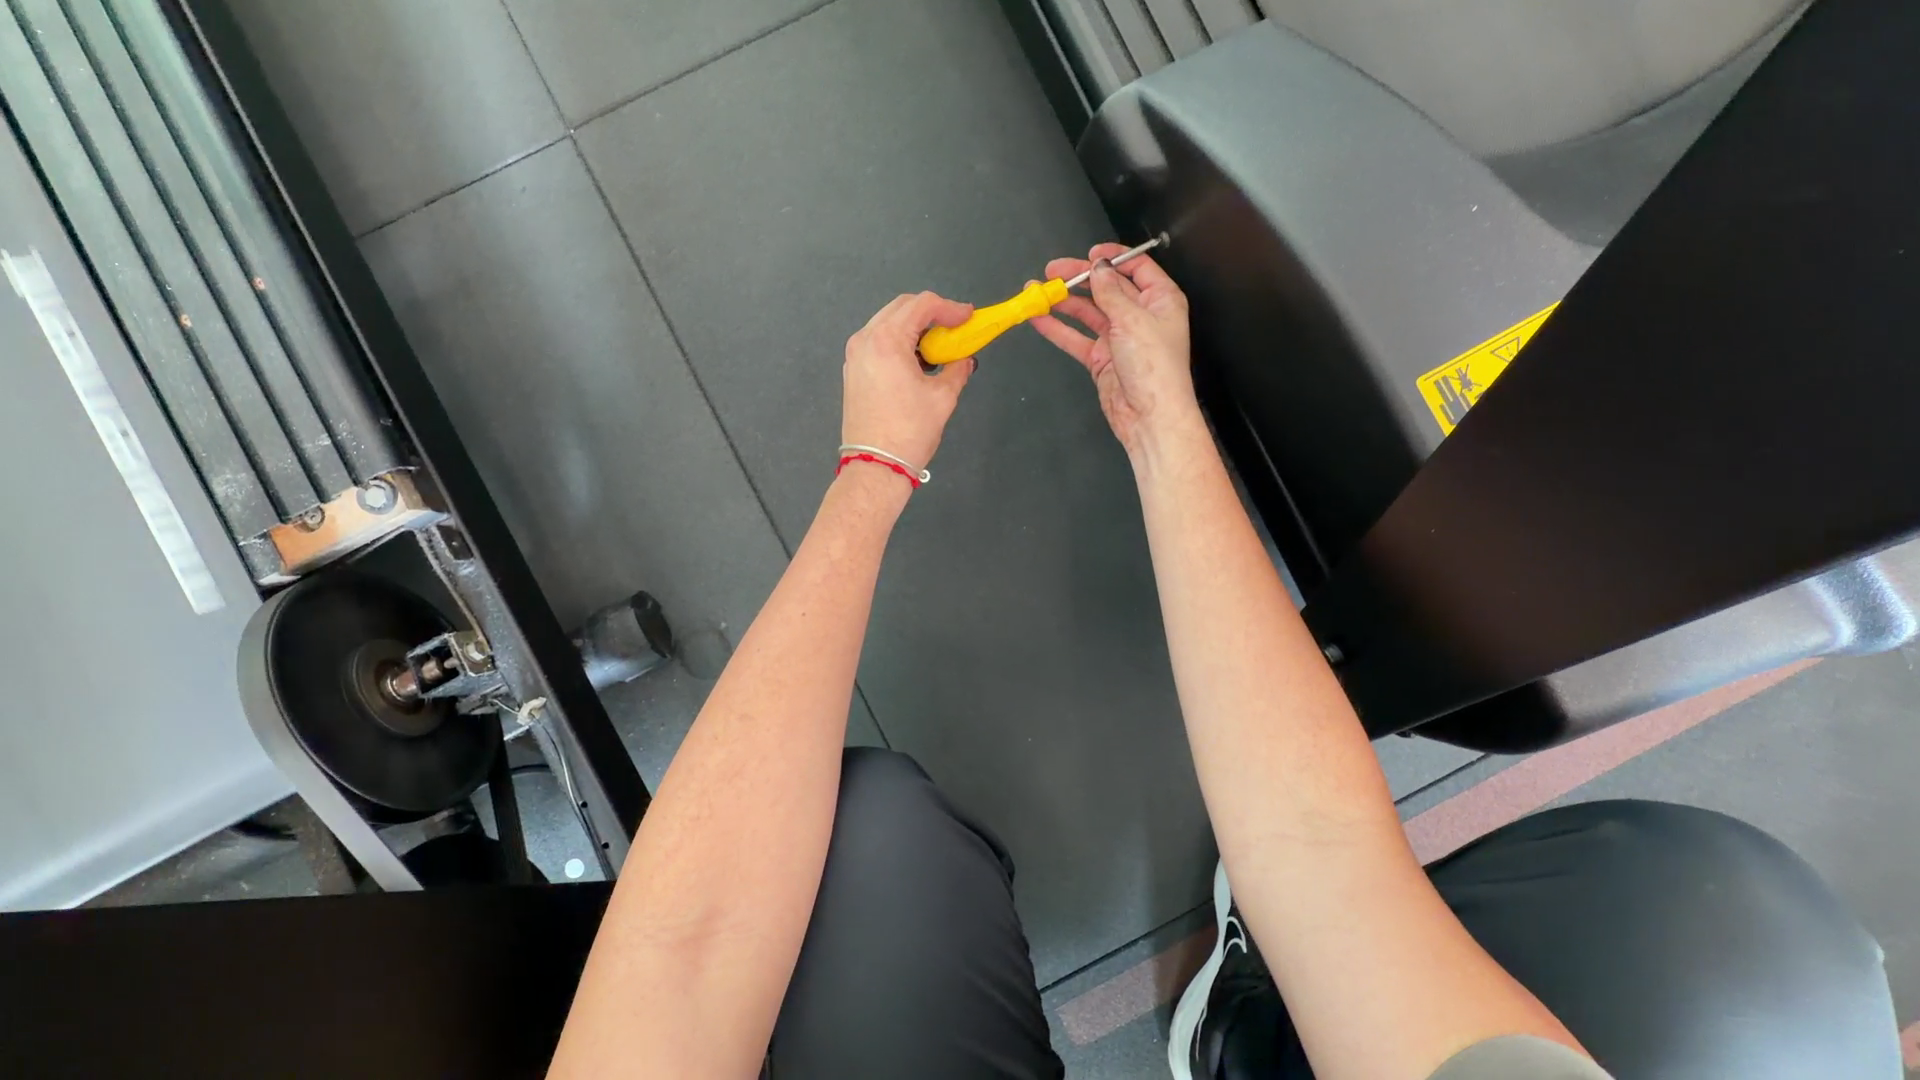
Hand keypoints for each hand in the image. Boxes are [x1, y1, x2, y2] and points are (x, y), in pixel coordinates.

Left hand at [843, 292, 976, 472]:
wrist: (876, 465)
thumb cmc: (910, 431)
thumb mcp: (943, 397)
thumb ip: (957, 369)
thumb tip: (965, 358)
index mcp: (887, 340)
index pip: (922, 304)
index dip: (950, 307)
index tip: (968, 318)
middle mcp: (865, 339)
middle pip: (901, 307)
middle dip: (931, 312)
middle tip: (956, 327)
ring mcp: (855, 354)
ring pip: (887, 322)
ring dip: (914, 327)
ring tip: (939, 344)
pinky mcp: (853, 370)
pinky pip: (878, 341)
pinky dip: (899, 341)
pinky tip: (918, 359)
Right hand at [1030, 243, 1197, 457]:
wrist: (1149, 416)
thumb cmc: (1154, 367)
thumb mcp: (1133, 320)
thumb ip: (1110, 292)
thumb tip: (1097, 268)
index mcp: (1160, 300)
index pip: (1137, 268)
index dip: (1113, 258)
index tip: (1089, 254)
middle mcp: (1140, 316)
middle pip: (1106, 288)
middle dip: (1080, 278)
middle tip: (1052, 271)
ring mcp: (1119, 338)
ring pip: (1087, 312)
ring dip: (1063, 302)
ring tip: (1037, 292)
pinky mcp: (1101, 359)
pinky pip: (1076, 338)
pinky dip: (1057, 328)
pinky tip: (1038, 318)